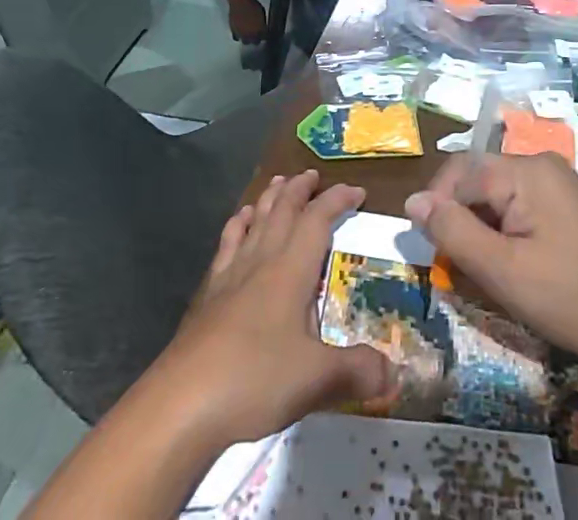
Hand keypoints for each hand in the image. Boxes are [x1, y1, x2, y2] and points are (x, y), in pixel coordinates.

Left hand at [152, 170, 394, 447]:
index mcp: (289, 272)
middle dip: (299, 190)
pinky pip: (227, 245)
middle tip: (312, 175)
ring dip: (269, 200)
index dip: (337, 201)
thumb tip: (396, 375)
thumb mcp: (317, 380)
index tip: (358, 191)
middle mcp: (260, 263)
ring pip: (253, 223)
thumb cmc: (254, 379)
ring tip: (278, 183)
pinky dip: (237, 226)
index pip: (316, 222)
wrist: (181, 402)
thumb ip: (359, 371)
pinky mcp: (208, 294)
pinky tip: (239, 223)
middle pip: (281, 213)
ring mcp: (229, 276)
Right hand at [227, 0, 268, 43]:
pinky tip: (240, 33)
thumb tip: (263, 27)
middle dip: (256, 39)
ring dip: (247, 39)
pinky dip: (239, 36)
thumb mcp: (262, 13)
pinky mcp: (233, 31)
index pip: (265, 38)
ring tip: (248, 34)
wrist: (240, 1)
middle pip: (255, 42)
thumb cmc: (253, 4)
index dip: (265, 36)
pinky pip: (237, 37)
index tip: (265, 34)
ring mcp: (242, 34)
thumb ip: (262, 23)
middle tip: (257, 34)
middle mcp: (251, 34)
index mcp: (260, 30)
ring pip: (245, 42)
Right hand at [405, 153, 577, 368]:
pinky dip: (503, 234)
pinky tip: (513, 267)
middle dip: (461, 223)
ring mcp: (557, 184)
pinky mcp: (565, 205)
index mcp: (526, 169)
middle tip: (463, 269)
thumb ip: (451, 229)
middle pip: (476, 183)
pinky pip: (516, 208)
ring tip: (489, 272)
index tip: (440, 254)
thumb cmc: (567, 297)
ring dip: (481, 232)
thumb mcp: (498, 268)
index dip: (439, 211)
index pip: (458, 174)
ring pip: (494, 198)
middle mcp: (540, 164)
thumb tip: (412, 200)